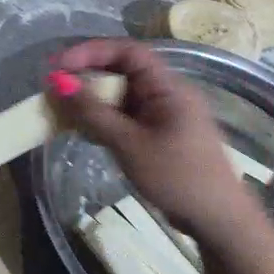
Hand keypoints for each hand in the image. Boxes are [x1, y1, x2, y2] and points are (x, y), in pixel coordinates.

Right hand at [46, 38, 259, 240]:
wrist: (219, 222)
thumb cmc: (178, 178)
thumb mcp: (128, 144)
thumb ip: (92, 112)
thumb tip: (57, 82)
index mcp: (169, 88)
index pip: (127, 52)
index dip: (90, 51)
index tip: (58, 66)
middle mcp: (168, 95)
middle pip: (122, 70)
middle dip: (86, 75)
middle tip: (54, 88)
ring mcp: (165, 115)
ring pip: (121, 94)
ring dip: (91, 99)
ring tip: (63, 110)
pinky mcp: (160, 135)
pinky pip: (125, 115)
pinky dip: (102, 117)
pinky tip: (84, 130)